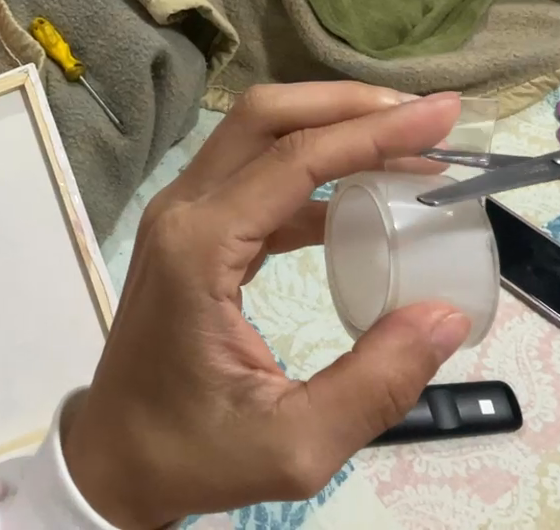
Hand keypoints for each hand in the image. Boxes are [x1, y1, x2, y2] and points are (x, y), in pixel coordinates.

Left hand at [61, 84, 470, 528]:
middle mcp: (183, 209)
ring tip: (405, 147)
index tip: (441, 115)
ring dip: (329, 128)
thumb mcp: (294, 442)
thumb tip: (445, 314)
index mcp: (199, 246)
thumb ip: (376, 383)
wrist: (114, 455)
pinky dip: (311, 172)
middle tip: (424, 117)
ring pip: (256, 136)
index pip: (294, 159)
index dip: (372, 131)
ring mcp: (181, 213)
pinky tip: (361, 196)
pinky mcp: (192, 229)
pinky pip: (254, 176)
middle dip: (347, 105)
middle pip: (264, 118)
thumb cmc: (193, 451)